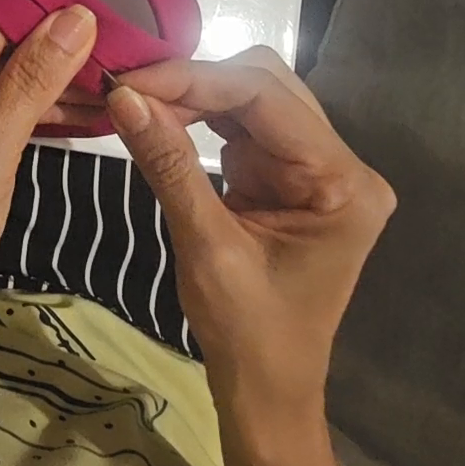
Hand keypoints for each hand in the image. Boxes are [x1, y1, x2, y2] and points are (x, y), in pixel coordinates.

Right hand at [104, 47, 393, 465]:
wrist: (266, 386)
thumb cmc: (247, 331)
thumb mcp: (205, 246)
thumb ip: (169, 163)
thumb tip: (122, 96)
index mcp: (342, 182)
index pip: (265, 96)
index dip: (194, 78)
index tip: (129, 80)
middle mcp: (338, 163)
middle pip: (265, 83)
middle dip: (194, 81)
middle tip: (129, 92)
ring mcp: (312, 166)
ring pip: (250, 95)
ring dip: (192, 94)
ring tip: (137, 102)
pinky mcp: (283, 173)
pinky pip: (239, 122)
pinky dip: (197, 115)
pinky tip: (161, 119)